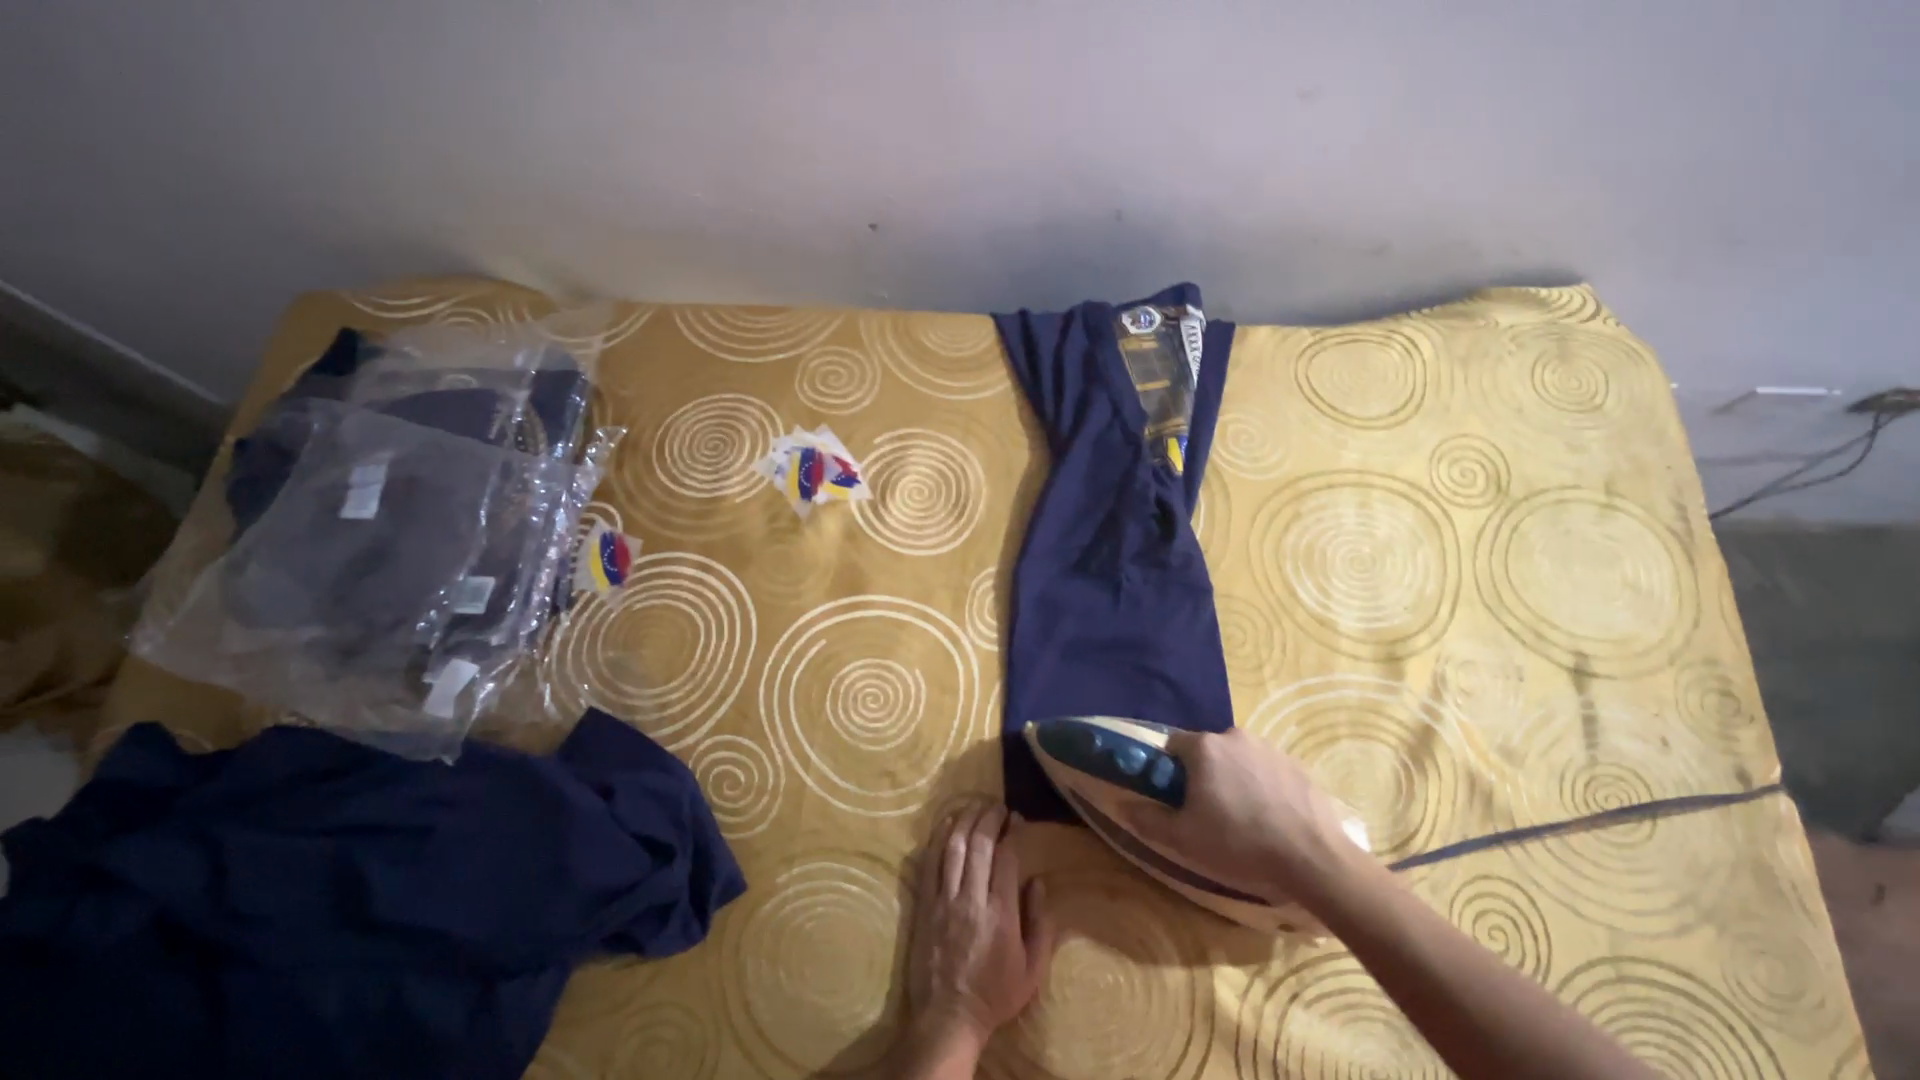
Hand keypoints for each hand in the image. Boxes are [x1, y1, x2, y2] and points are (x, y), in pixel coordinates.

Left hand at [900, 803, 1056, 1067]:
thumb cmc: (995, 994)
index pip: (1005, 857)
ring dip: (964, 820)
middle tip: (997, 805)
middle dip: (988, 817)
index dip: (1011, 831)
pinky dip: (938, 838)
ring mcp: (942, 900)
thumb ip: (1040, 922)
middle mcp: (970, 899)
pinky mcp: (923, 905)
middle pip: (978, 844)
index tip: (1016, 818)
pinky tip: (946, 823)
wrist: (948, 1016)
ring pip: (952, 847)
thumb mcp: (1033, 968)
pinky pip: (929, 863)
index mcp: (1001, 913)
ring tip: (974, 805)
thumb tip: (1037, 882)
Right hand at [1117, 728, 1368, 906]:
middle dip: (1202, 776)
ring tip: (1242, 819)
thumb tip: (1122, 805)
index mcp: (1204, 747)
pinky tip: (1269, 818)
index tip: (1175, 799)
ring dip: (1233, 780)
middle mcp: (1235, 737)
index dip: (1168, 771)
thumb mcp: (1183, 840)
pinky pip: (1265, 770)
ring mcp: (1269, 748)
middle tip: (1207, 813)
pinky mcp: (1296, 764)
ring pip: (1237, 760)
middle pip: (1206, 751)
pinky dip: (1261, 787)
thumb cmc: (1239, 844)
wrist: (1313, 858)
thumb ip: (1147, 818)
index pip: (1172, 745)